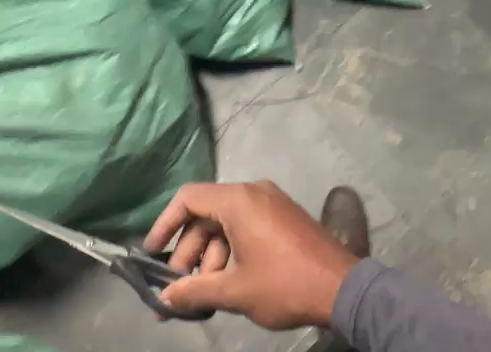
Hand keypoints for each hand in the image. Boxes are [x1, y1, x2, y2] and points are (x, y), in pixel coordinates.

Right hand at [143, 181, 359, 329]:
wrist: (339, 287)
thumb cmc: (283, 283)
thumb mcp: (234, 290)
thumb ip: (195, 290)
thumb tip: (164, 298)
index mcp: (238, 200)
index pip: (189, 198)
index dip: (164, 223)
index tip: (151, 254)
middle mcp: (253, 192)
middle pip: (206, 214)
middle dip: (188, 253)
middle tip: (176, 291)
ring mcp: (270, 203)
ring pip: (225, 224)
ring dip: (209, 258)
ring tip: (201, 296)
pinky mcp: (282, 217)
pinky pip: (245, 227)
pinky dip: (229, 252)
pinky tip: (225, 285)